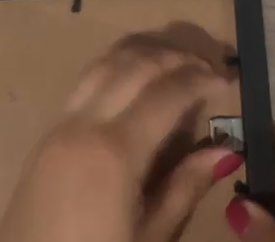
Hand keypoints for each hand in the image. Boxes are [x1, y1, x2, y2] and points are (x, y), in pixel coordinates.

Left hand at [0, 28, 241, 241]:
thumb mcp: (147, 239)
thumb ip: (184, 188)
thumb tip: (225, 149)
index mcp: (115, 151)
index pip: (167, 93)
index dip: (201, 79)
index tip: (228, 79)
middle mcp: (85, 123)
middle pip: (136, 65)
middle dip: (177, 57)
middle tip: (208, 66)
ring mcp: (60, 124)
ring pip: (106, 62)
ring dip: (144, 52)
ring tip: (176, 61)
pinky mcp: (46, 133)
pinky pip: (86, 80)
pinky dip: (117, 65)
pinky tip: (134, 78)